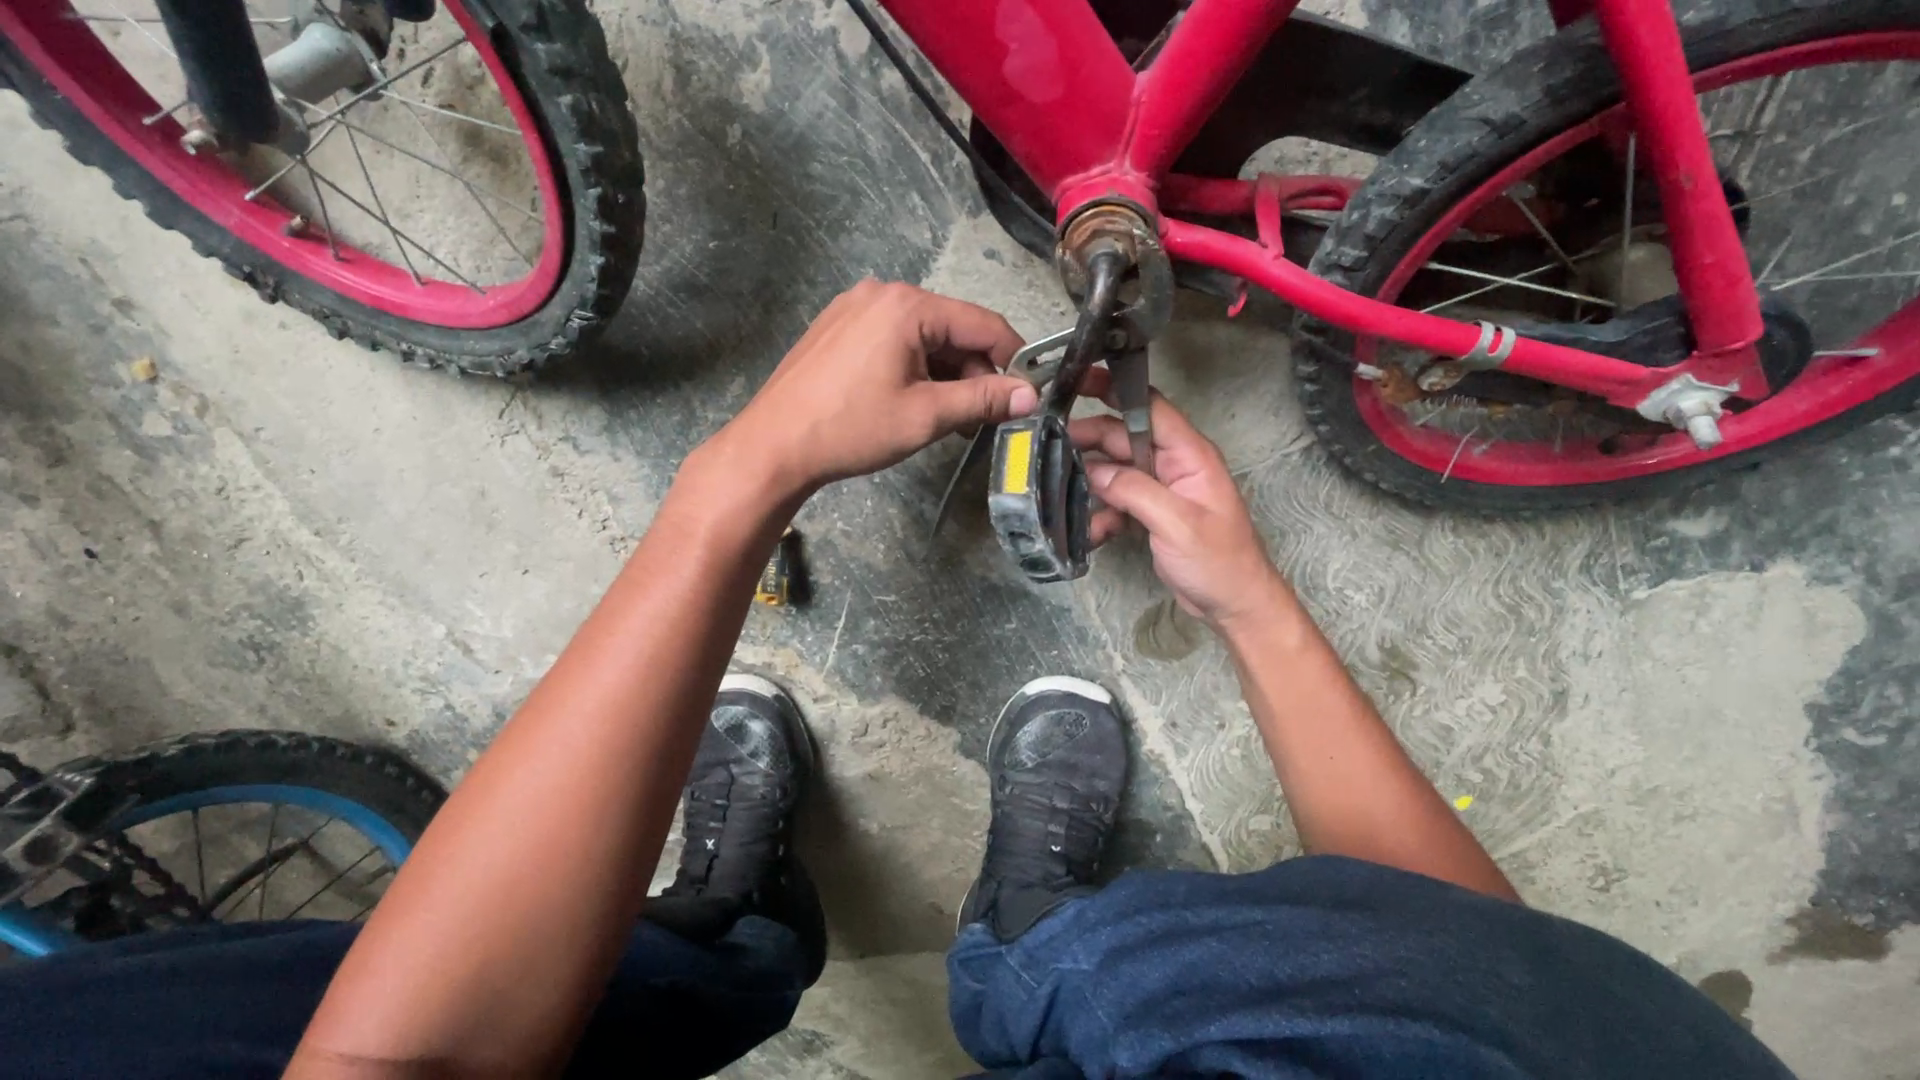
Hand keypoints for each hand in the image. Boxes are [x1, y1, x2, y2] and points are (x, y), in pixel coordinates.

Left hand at [708, 281, 1035, 495]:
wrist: (774, 445)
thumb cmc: (852, 429)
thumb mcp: (926, 415)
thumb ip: (983, 399)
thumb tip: (1032, 396)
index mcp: (908, 306)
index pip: (984, 323)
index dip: (1014, 358)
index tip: (1029, 393)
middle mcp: (883, 293)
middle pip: (953, 329)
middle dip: (974, 372)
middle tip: (979, 419)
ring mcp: (855, 306)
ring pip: (924, 336)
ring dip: (944, 374)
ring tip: (945, 419)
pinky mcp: (838, 326)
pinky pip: (894, 339)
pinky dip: (914, 368)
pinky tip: (911, 402)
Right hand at [1069, 391, 1288, 628]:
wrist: (1234, 605)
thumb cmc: (1219, 561)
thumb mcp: (1177, 523)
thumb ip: (1135, 491)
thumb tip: (1093, 471)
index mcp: (1189, 455)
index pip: (1150, 407)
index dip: (1114, 390)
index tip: (1078, 381)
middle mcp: (1174, 465)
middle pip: (1123, 438)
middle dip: (1089, 442)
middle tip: (1050, 446)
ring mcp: (1162, 489)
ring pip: (1115, 470)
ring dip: (1091, 483)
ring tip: (1063, 494)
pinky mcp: (1151, 513)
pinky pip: (1118, 501)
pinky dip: (1102, 513)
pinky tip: (1090, 531)